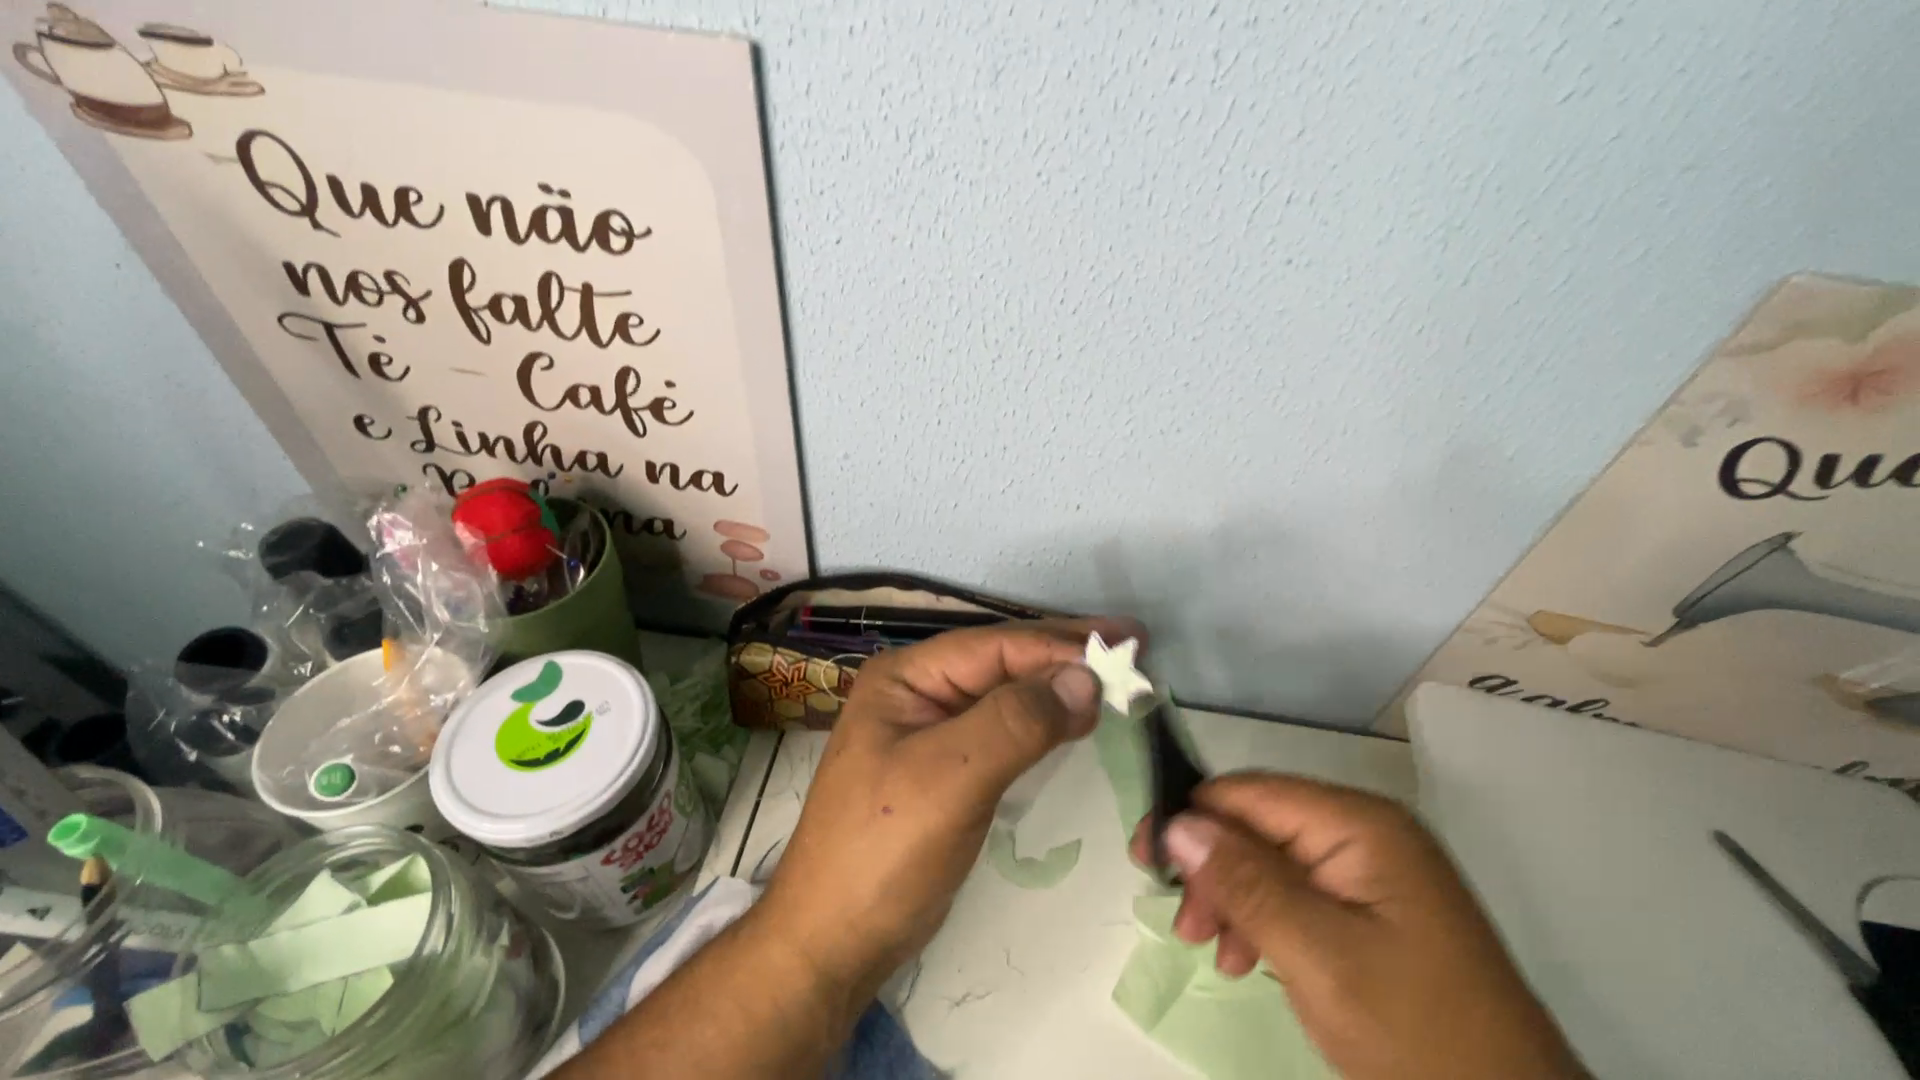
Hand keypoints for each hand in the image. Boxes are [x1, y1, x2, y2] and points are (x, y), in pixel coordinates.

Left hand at [757, 616, 1138, 1003]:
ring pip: (1007, 695)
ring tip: (1118, 676)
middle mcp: (919, 694)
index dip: (1060, 644)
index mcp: (907, 679)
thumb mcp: (948, 777)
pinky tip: (1075, 718)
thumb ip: (1015, 722)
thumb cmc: (884, 850)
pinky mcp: (948, 772)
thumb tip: (1084, 678)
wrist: (836, 938)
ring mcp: (932, 734)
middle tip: (1135, 644)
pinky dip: (1043, 721)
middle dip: (1065, 653)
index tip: (1126, 648)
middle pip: (1003, 662)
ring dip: (1059, 685)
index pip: (995, 646)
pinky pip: (1005, 731)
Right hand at [1133, 773, 1586, 1079]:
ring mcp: (1371, 874)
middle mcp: (1365, 834)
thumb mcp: (1319, 955)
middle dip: (1211, 868)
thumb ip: (1246, 882)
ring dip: (1231, 899)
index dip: (1191, 817)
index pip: (1251, 793)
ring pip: (1271, 862)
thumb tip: (1178, 823)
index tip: (1144, 860)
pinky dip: (1261, 920)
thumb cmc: (1415, 1029)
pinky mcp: (1372, 912)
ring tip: (1214, 951)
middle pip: (1258, 826)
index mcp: (1360, 825)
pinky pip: (1297, 895)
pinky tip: (1247, 959)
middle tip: (1183, 925)